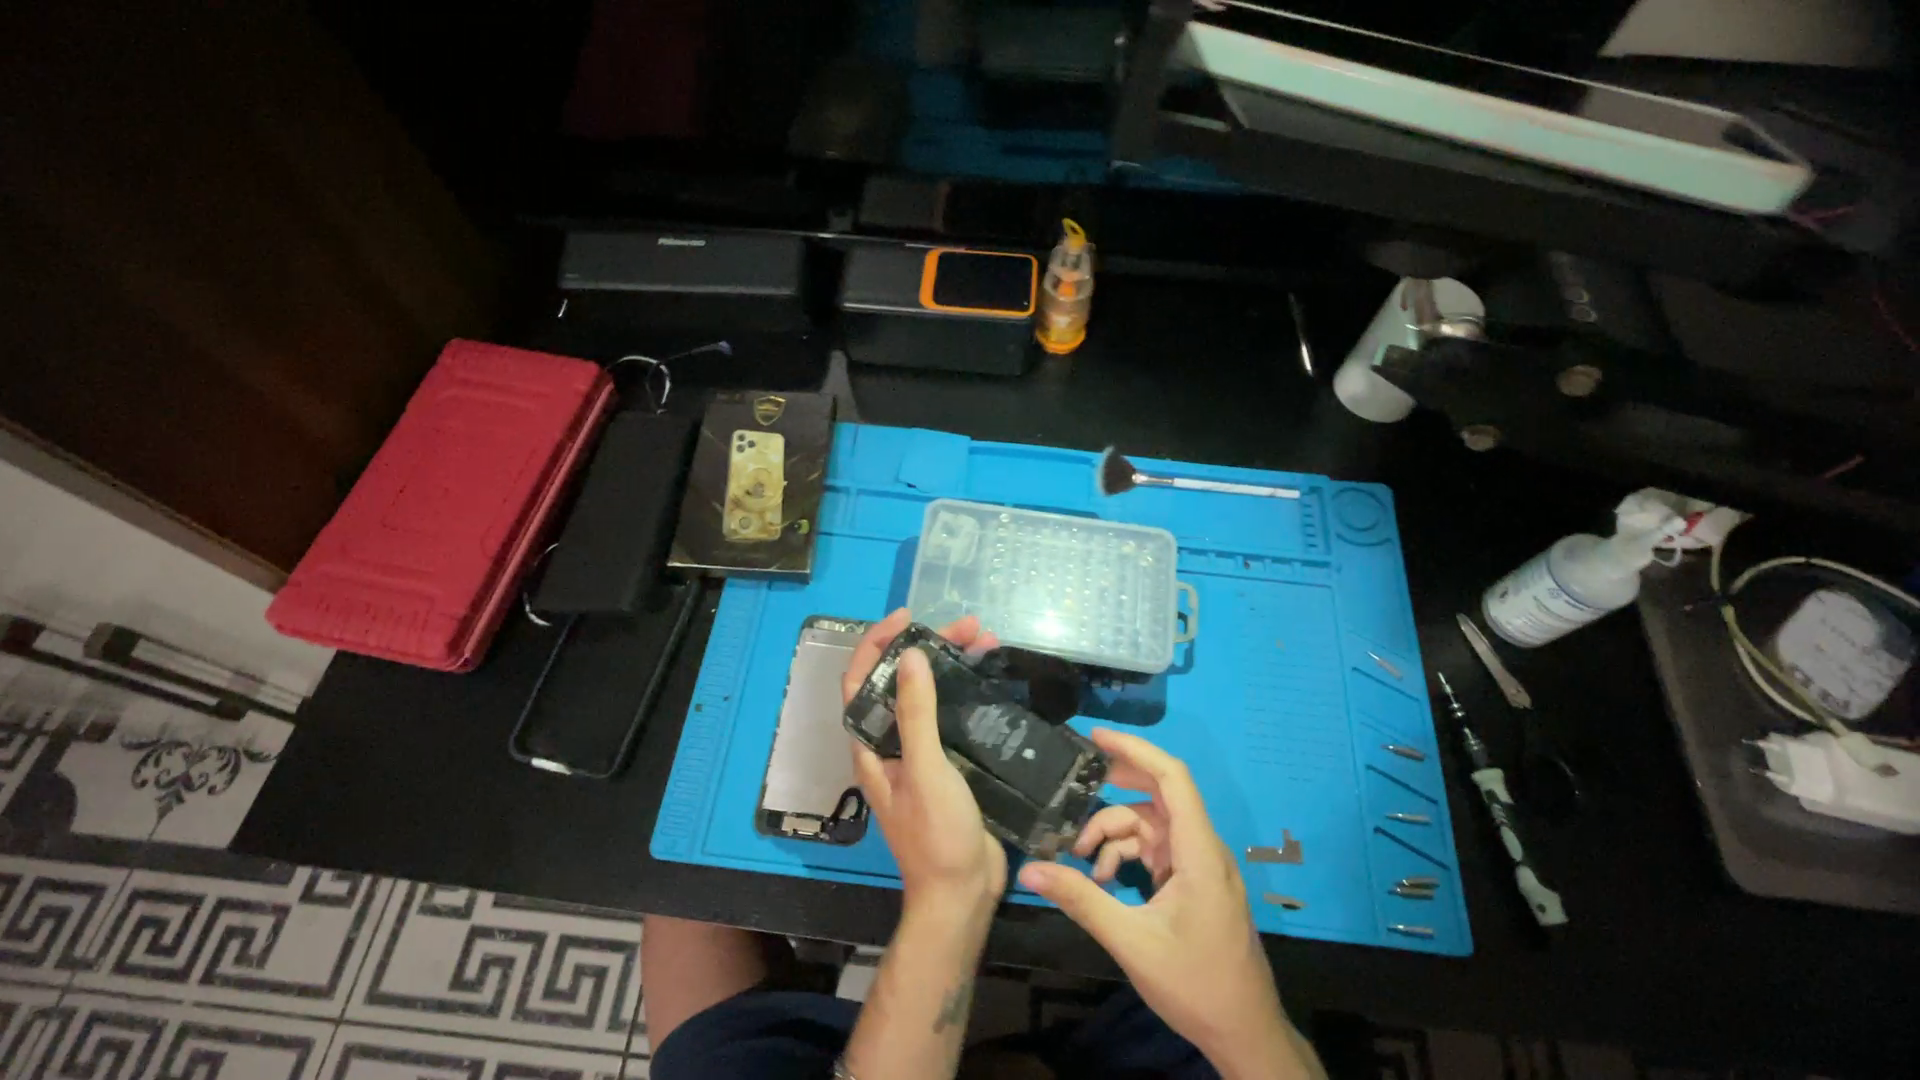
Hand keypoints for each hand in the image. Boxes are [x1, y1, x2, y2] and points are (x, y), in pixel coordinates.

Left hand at [843, 609, 1005, 919]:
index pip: (860, 680)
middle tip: (969, 627)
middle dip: (929, 649)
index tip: (909, 617)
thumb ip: (916, 713)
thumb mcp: (924, 769)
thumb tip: (910, 654)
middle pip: (901, 682)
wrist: (962, 893)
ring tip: (988, 642)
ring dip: (953, 666)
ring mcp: (921, 754)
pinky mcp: (950, 764)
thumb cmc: (935, 834)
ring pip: (931, 696)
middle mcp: (891, 745)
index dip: (877, 643)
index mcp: (871, 745)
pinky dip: (970, 693)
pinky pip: (954, 717)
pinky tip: (993, 680)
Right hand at [1018, 729, 1303, 1077]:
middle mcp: (1204, 849)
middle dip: (1115, 788)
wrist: (1245, 1033)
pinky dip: (1128, 857)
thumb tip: (1029, 868)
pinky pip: (1159, 851)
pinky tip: (1104, 882)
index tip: (1095, 737)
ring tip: (1080, 862)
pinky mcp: (1196, 884)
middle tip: (1074, 787)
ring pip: (1153, 826)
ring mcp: (1202, 866)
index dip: (1135, 751)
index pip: (1173, 779)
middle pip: (1160, 795)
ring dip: (1115, 834)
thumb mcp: (1131, 942)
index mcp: (1199, 852)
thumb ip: (1081, 899)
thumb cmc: (1195, 985)